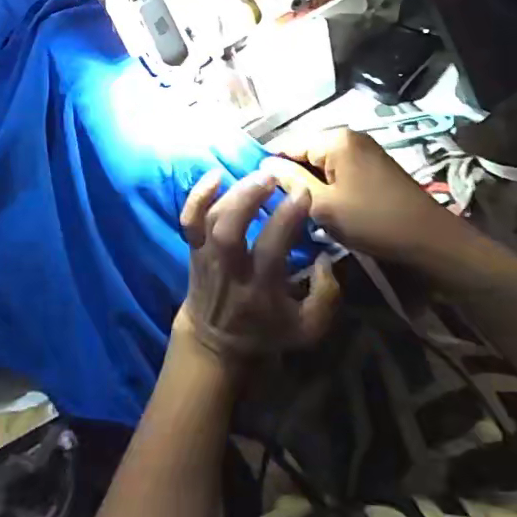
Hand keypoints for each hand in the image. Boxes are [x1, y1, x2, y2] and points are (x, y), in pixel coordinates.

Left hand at [175, 170, 339, 365]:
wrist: (216, 342)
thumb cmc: (267, 330)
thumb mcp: (308, 328)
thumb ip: (326, 296)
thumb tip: (327, 260)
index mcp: (259, 290)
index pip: (269, 249)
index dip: (285, 219)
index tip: (302, 194)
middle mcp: (228, 271)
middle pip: (228, 230)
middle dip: (247, 199)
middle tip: (272, 177)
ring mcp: (207, 258)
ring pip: (210, 221)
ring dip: (232, 193)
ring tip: (258, 174)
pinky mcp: (193, 249)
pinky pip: (189, 221)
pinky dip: (197, 197)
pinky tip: (215, 175)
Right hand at [263, 128, 469, 270]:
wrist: (430, 240)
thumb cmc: (373, 221)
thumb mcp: (324, 205)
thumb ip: (290, 182)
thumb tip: (264, 166)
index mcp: (335, 138)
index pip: (287, 145)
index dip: (270, 169)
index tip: (258, 195)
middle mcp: (349, 135)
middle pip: (304, 152)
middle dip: (291, 177)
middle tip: (278, 207)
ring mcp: (364, 149)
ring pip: (321, 164)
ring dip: (310, 185)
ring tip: (299, 210)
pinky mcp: (374, 166)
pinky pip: (339, 171)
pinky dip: (329, 187)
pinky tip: (325, 209)